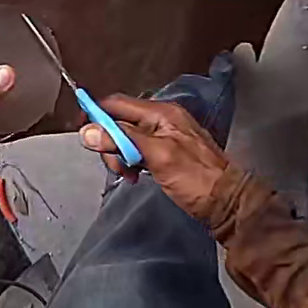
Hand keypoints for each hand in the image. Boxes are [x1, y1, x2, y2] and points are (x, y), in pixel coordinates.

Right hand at [80, 95, 231, 219]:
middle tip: (117, 165)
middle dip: (109, 143)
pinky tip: (136, 175)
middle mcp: (161, 120)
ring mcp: (163, 137)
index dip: (96, 115)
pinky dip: (130, 162)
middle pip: (118, 122)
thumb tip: (89, 132)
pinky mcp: (164, 153)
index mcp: (162, 113)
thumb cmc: (198, 179)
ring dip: (119, 156)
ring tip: (130, 173)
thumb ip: (122, 140)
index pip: (117, 104)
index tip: (82, 132)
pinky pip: (136, 151)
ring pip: (125, 138)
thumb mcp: (157, 155)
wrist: (226, 204)